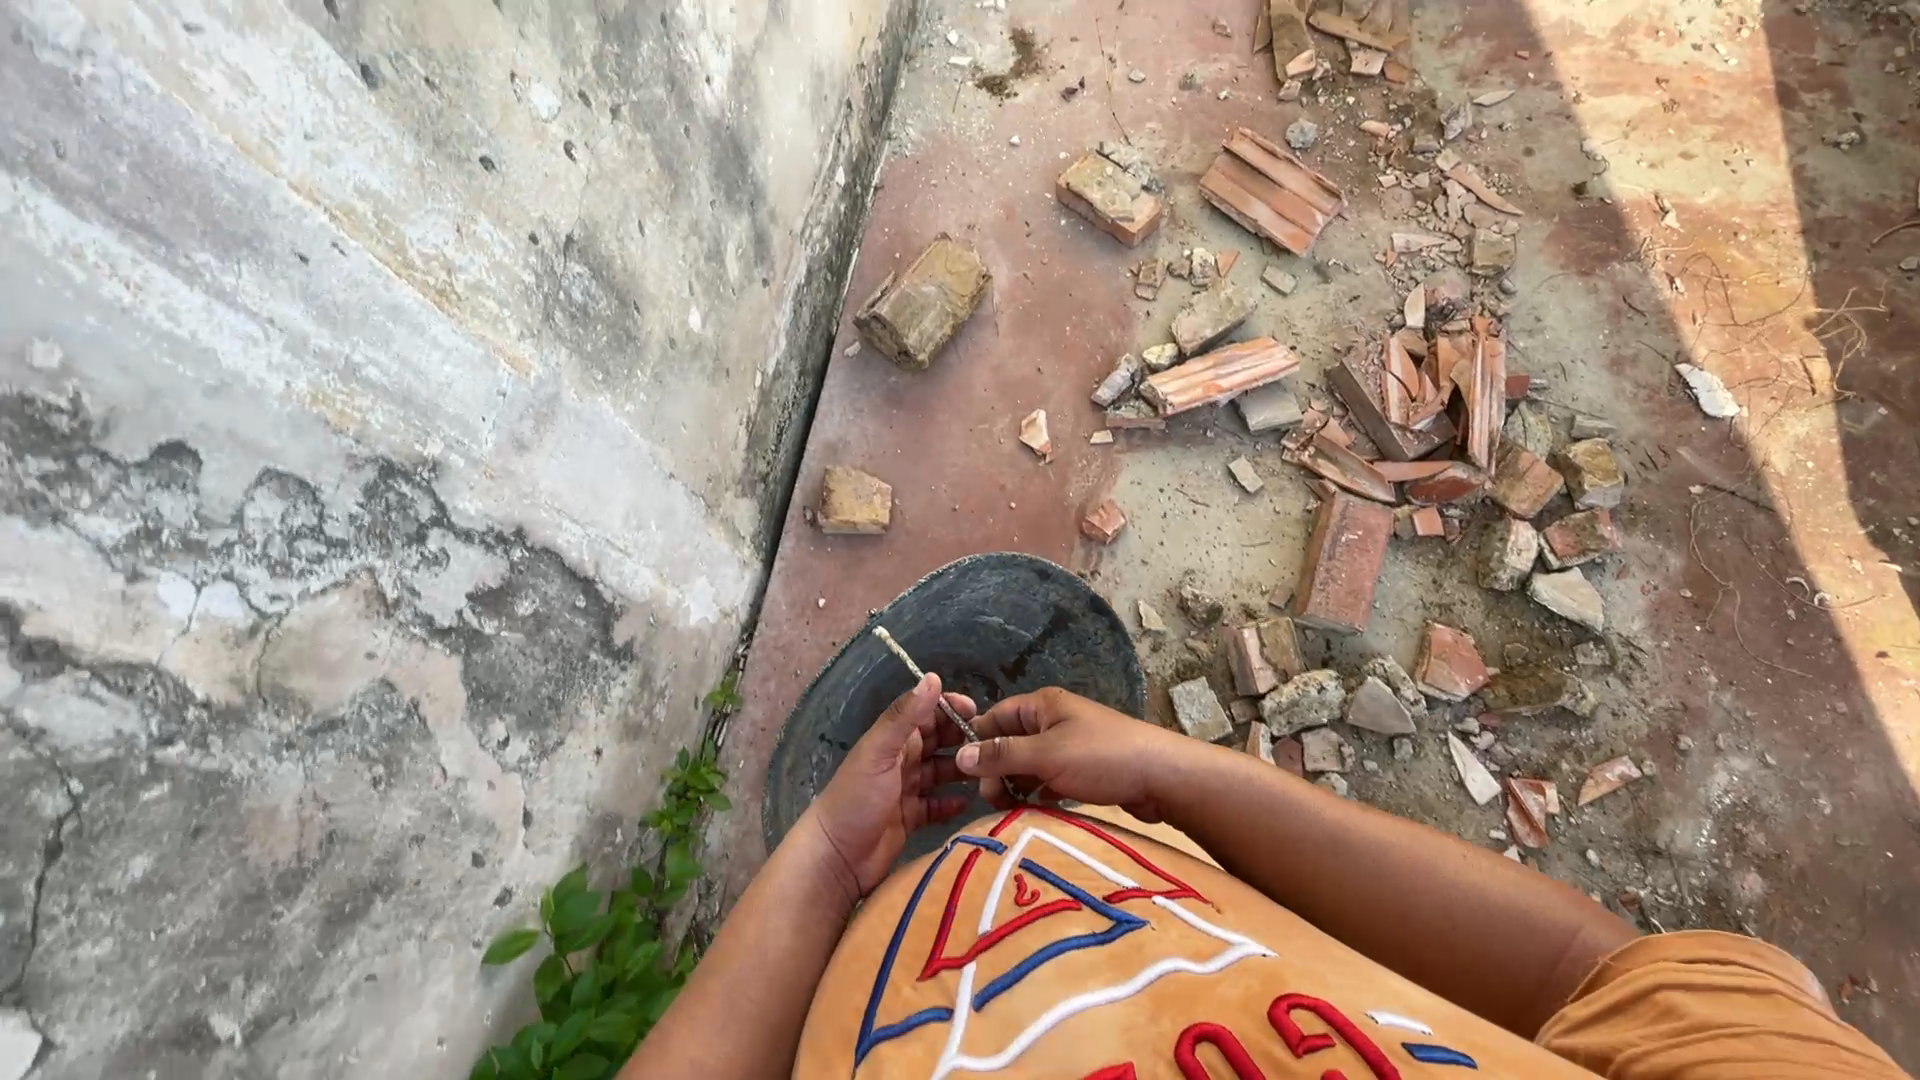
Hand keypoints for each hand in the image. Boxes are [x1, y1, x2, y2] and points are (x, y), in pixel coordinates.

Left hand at [804, 674, 975, 900]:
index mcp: (893, 739)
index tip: (979, 713)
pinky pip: (937, 805)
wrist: (836, 857)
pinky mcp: (911, 818)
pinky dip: (952, 803)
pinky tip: (970, 803)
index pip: (927, 713)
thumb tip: (933, 677)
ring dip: (962, 770)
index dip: (951, 710)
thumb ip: (905, 716)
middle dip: (963, 739)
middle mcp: (901, 759)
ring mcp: (906, 789)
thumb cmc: (856, 797)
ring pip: (941, 772)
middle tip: (993, 746)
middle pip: (938, 741)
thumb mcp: (879, 751)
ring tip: (989, 773)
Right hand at [954, 687, 1196, 820]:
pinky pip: (1049, 780)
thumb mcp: (1046, 755)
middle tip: (993, 800)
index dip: (977, 741)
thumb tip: (959, 756)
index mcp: (1043, 706)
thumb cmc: (1102, 757)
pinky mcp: (1083, 771)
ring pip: (1029, 765)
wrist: (1162, 778)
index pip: (996, 717)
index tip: (962, 773)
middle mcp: (1054, 721)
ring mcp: (1070, 747)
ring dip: (1016, 785)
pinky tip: (1035, 810)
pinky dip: (1039, 794)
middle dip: (997, 770)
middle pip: (1011, 743)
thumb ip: (1002, 755)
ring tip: (1010, 810)